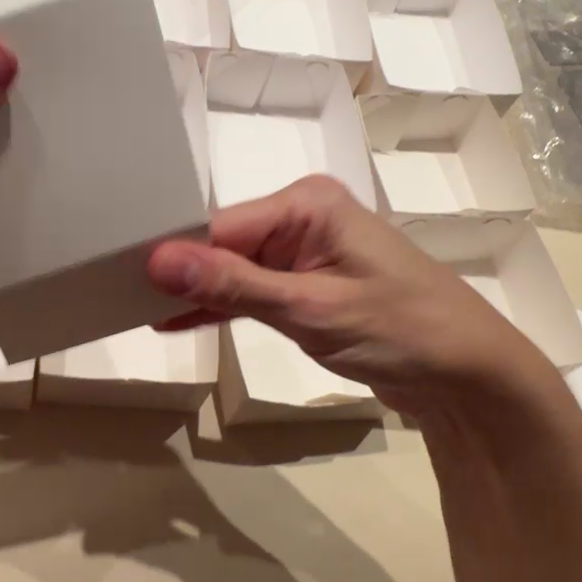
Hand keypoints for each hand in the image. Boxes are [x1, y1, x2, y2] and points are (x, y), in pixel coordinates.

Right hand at [147, 175, 550, 413]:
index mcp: (306, 204)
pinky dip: (220, 308)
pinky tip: (173, 321)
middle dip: (177, 271)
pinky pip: (250, 292)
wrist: (469, 377)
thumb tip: (159, 260)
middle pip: (221, 243)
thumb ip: (234, 284)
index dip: (172, 253)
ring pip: (231, 270)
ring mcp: (303, 254)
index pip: (220, 226)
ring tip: (130, 307)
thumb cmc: (401, 330)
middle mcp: (301, 219)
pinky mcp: (306, 287)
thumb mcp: (311, 308)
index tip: (116, 274)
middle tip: (113, 292)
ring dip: (194, 292)